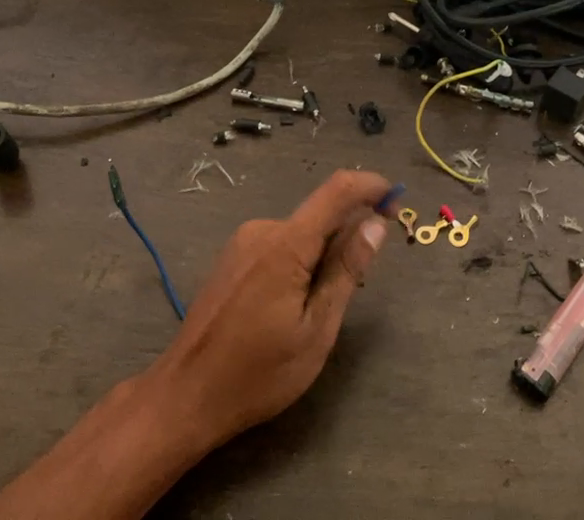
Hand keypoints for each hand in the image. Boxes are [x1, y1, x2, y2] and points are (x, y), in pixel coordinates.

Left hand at [0, 171, 393, 519]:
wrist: (186, 395)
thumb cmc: (258, 373)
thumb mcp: (316, 330)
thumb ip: (346, 271)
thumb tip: (375, 223)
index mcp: (286, 244)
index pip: (338, 191)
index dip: (372, 187)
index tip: (397, 202)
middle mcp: (262, 230)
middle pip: (320, 217)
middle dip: (347, 240)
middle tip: (352, 293)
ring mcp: (242, 242)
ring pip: (301, 234)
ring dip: (321, 257)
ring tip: (315, 313)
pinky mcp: (232, 257)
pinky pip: (280, 245)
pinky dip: (299, 263)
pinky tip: (290, 308)